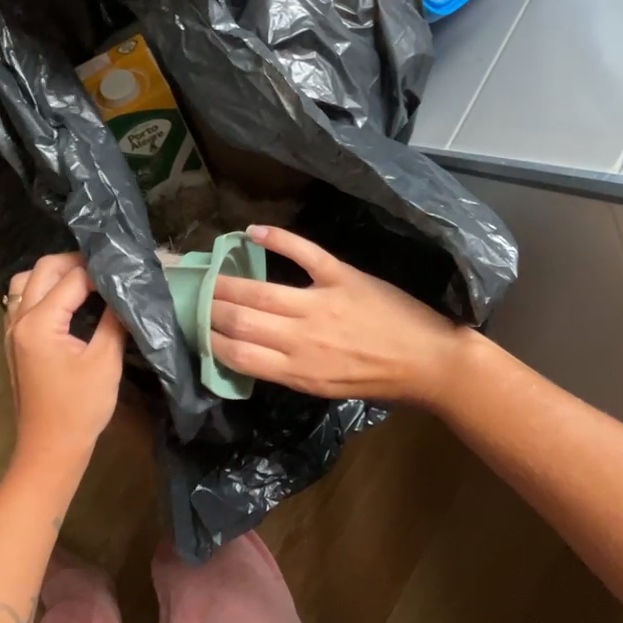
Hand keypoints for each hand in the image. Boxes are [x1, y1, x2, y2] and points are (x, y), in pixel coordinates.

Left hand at [2, 255, 125, 467]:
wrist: (50, 449)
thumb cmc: (79, 409)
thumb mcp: (105, 362)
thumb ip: (114, 320)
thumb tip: (125, 291)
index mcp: (39, 323)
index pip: (72, 278)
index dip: (100, 271)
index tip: (125, 270)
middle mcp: (19, 319)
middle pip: (43, 270)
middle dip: (74, 263)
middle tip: (106, 270)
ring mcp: (12, 331)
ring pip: (25, 282)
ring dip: (52, 274)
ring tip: (84, 281)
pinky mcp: (14, 342)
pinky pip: (21, 301)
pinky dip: (40, 292)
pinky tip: (64, 303)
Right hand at [209, 225, 478, 406]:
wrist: (431, 362)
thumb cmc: (378, 380)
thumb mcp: (324, 390)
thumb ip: (284, 370)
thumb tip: (244, 350)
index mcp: (298, 371)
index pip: (236, 354)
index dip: (208, 340)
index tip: (194, 328)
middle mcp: (302, 338)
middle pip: (239, 320)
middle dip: (208, 307)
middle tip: (191, 295)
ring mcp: (321, 304)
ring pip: (258, 290)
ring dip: (226, 280)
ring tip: (207, 272)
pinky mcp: (341, 277)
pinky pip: (302, 253)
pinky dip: (275, 238)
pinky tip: (250, 232)